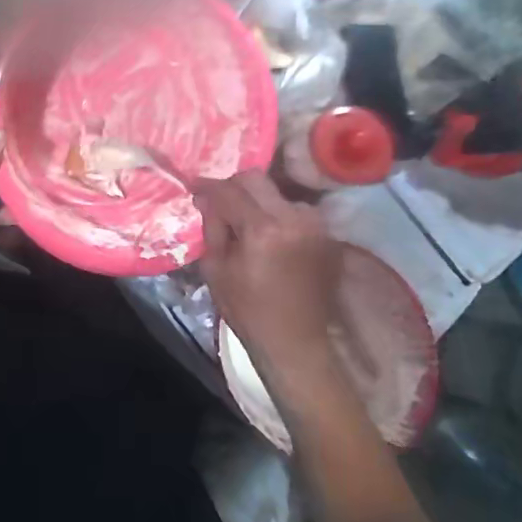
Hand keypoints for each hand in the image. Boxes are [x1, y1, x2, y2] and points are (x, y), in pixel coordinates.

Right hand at [195, 172, 343, 382]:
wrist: (296, 341)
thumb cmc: (250, 312)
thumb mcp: (217, 271)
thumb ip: (212, 228)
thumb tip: (206, 198)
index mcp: (262, 230)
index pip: (230, 191)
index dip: (208, 186)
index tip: (195, 186)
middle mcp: (293, 217)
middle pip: (256, 179)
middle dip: (234, 186)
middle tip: (220, 200)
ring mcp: (315, 223)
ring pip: (277, 193)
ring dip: (259, 201)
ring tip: (248, 223)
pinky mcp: (326, 232)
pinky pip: (296, 210)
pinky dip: (280, 216)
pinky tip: (272, 236)